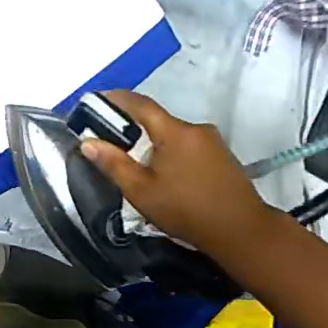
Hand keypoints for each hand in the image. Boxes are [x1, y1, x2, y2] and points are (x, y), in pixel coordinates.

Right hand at [78, 90, 276, 254]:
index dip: (118, 99)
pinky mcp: (222, 156)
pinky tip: (166, 177)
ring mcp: (213, 142)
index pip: (142, 105)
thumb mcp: (140, 190)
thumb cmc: (184, 209)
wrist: (239, 229)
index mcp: (175, 132)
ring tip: (140, 169)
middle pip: (159, 122)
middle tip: (114, 145)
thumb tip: (88, 143)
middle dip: (135, 129)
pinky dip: (172, 154)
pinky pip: (189, 147)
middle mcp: (196, 129)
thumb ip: (114, 164)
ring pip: (174, 136)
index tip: (98, 98)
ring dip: (155, 146)